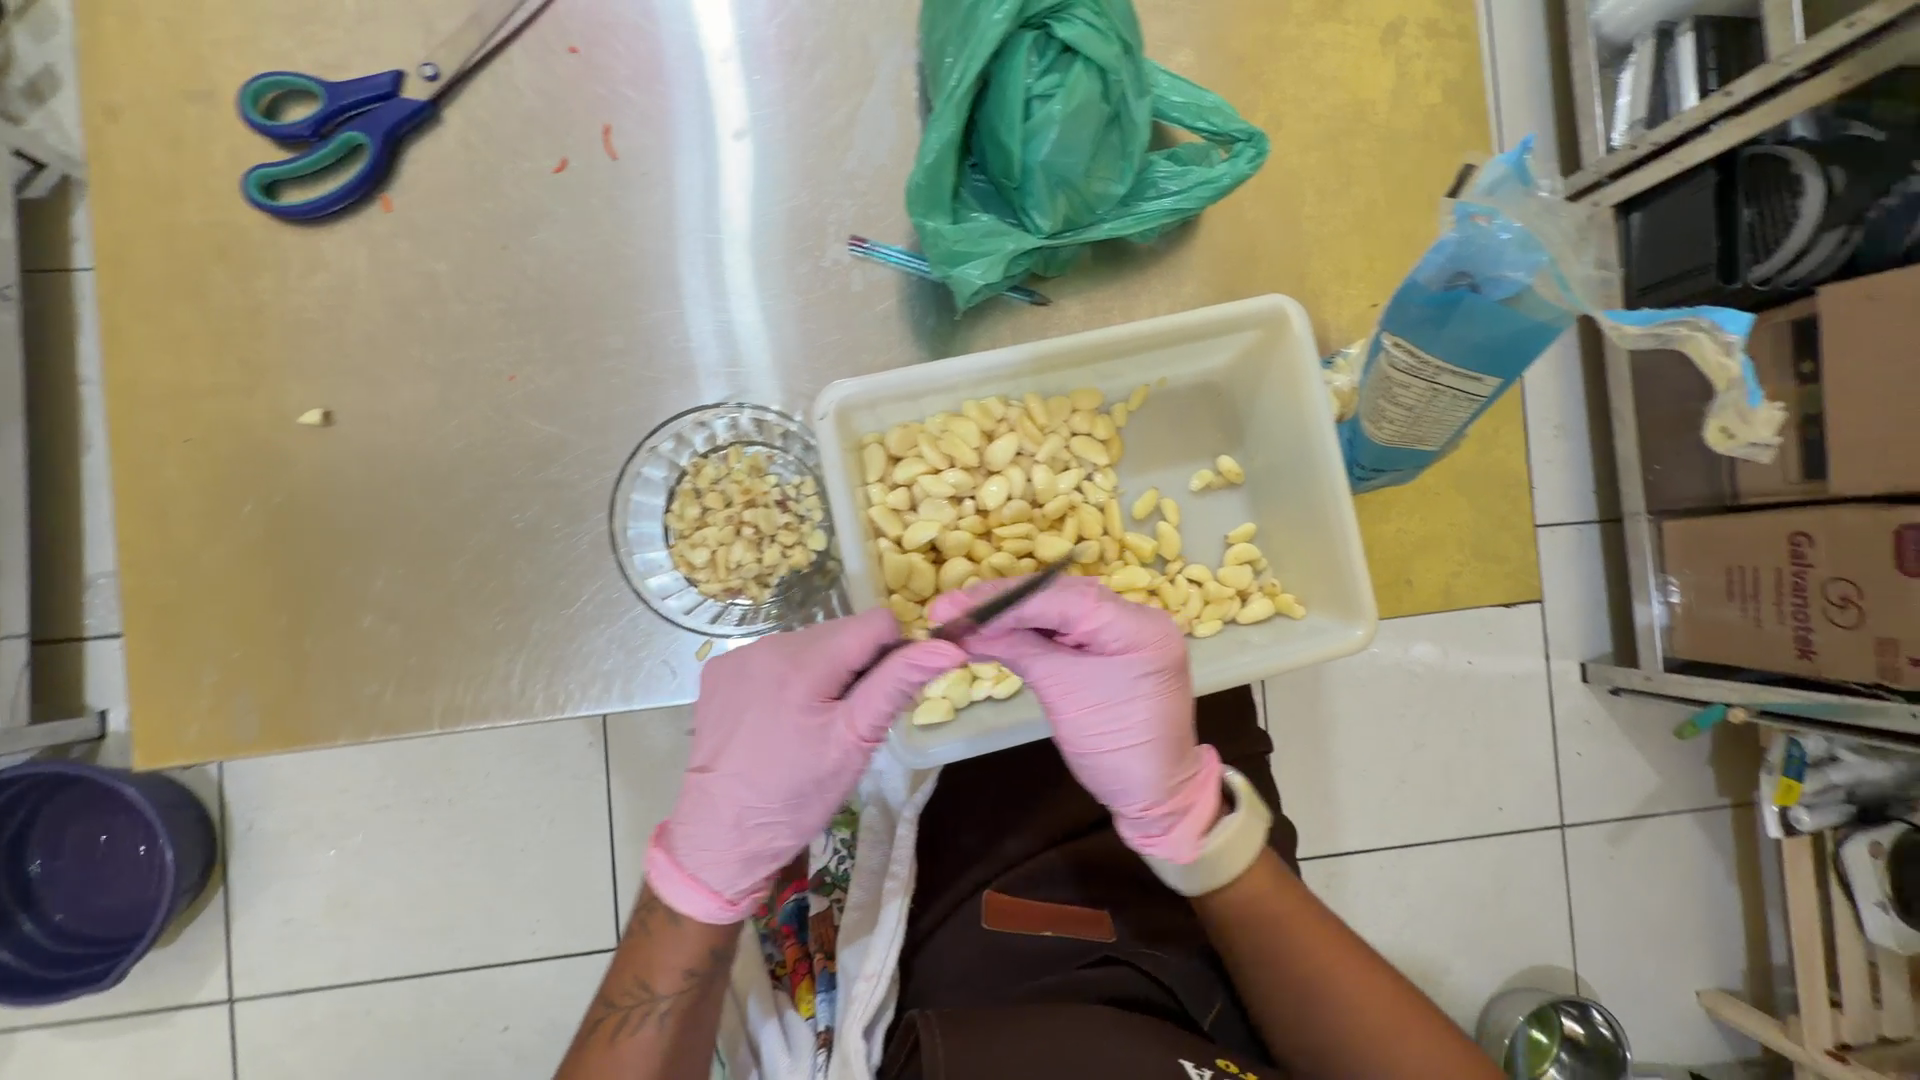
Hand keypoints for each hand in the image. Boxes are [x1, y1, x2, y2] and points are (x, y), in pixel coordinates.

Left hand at [644, 609, 966, 923]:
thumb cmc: (797, 796)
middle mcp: (768, 644)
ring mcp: (738, 656)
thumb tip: (947, 647)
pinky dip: (788, 677)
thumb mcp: (856, 741)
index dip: (893, 651)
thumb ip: (898, 684)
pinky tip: (779, 716)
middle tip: (847, 718)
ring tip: (811, 720)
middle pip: (840, 631)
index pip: (875, 621)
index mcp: (805, 661)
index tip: (883, 693)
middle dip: (855, 665)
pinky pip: (773, 657)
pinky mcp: (719, 670)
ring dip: (823, 670)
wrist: (720, 836)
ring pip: (808, 643)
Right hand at [928, 575, 1220, 861]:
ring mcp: (1124, 631)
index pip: (1060, 597)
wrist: (1157, 797)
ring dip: (1010, 615)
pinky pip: (1065, 630)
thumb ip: (1017, 649)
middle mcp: (1134, 616)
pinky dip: (1028, 632)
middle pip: (1058, 596)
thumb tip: (963, 628)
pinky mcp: (1110, 648)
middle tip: (949, 608)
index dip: (1003, 600)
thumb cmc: (1115, 749)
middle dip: (1002, 603)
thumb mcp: (1062, 693)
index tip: (953, 606)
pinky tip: (993, 631)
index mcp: (1135, 625)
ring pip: (1058, 610)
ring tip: (962, 617)